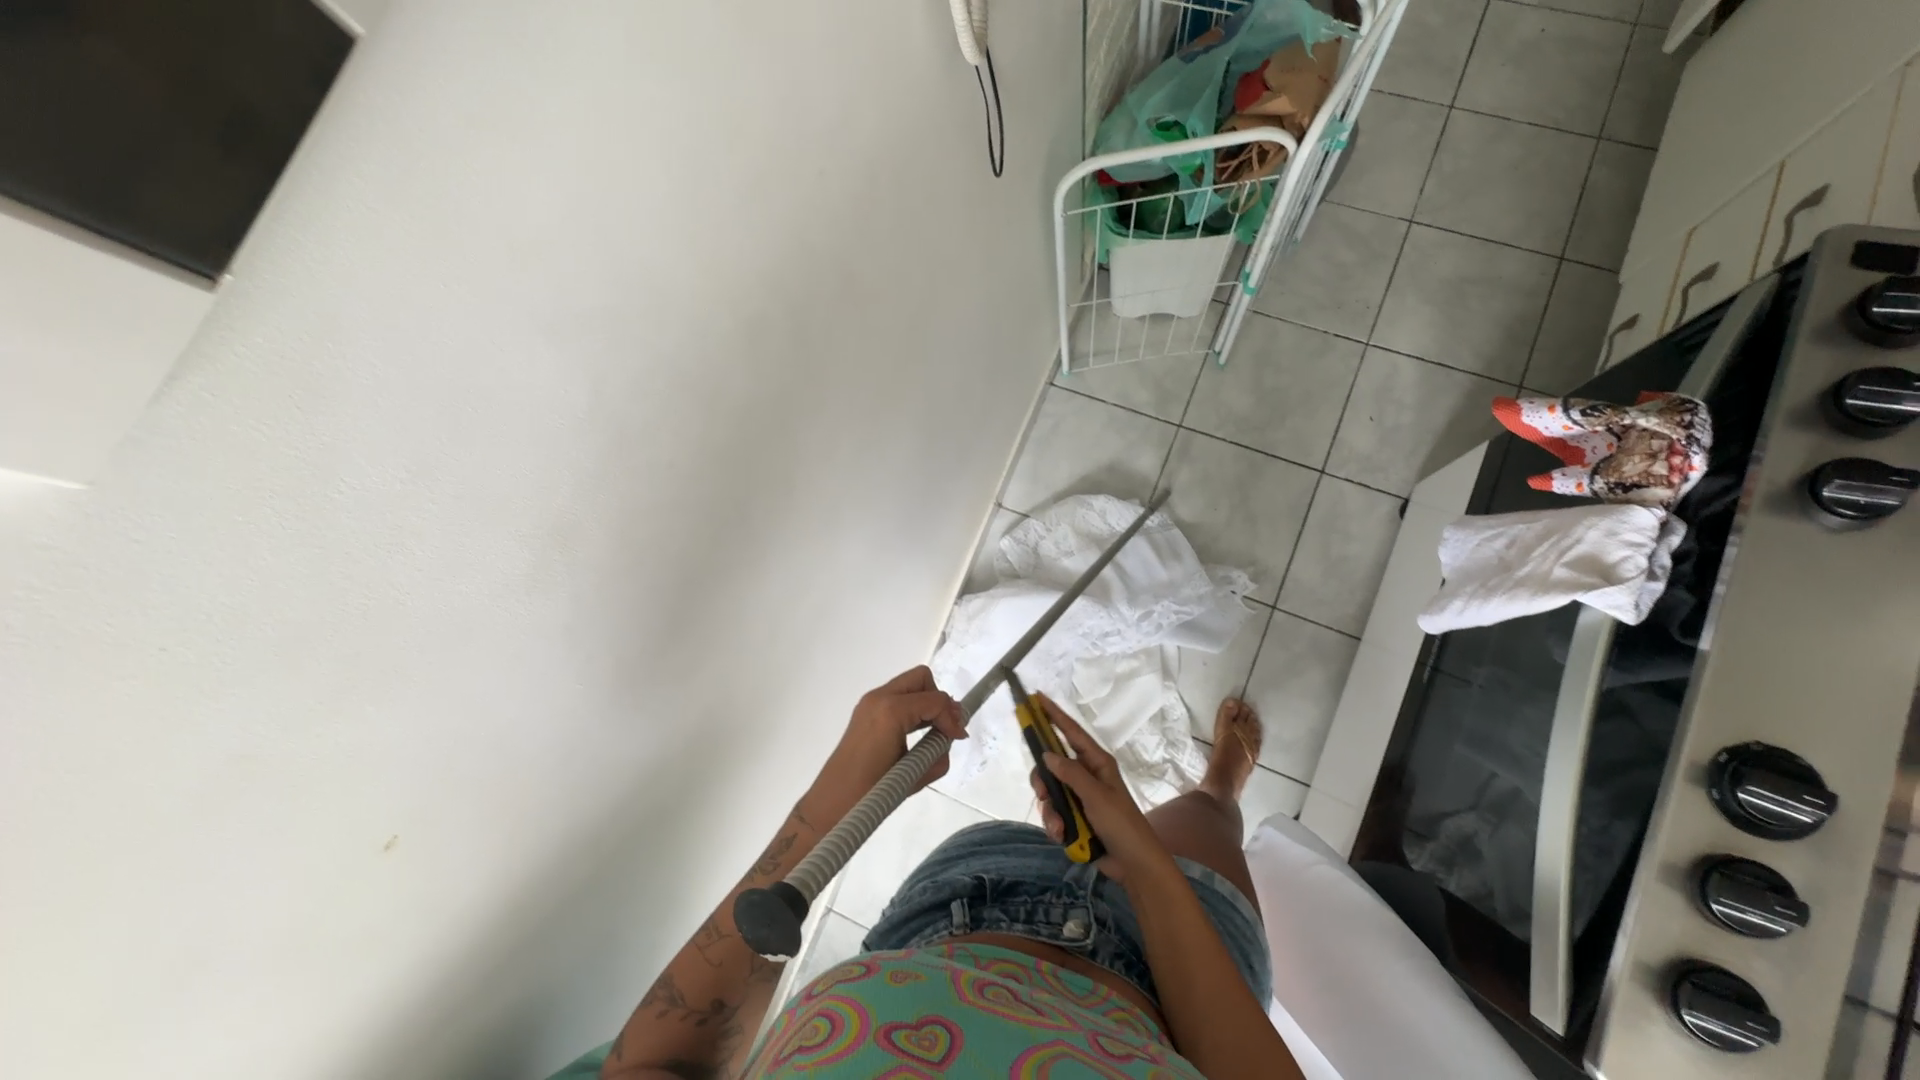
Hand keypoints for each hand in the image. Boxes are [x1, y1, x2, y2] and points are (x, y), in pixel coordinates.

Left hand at [816, 666, 967, 806]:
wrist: (833, 801)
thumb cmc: (873, 791)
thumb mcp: (915, 774)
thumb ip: (939, 752)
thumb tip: (949, 737)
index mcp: (892, 710)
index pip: (935, 700)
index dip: (952, 718)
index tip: (958, 738)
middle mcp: (879, 697)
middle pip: (921, 679)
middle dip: (938, 701)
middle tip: (948, 727)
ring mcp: (869, 702)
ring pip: (909, 686)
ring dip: (925, 704)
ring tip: (935, 732)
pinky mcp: (865, 711)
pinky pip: (897, 699)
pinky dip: (912, 709)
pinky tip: (916, 734)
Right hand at [1027, 694, 1173, 885]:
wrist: (1133, 863)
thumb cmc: (1121, 823)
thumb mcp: (1096, 796)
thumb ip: (1070, 773)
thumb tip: (1046, 753)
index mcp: (1095, 762)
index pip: (1070, 731)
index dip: (1053, 714)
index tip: (1036, 697)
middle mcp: (1085, 775)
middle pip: (1050, 765)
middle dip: (1043, 782)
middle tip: (1041, 793)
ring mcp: (1078, 797)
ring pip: (1049, 793)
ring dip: (1051, 812)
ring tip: (1061, 828)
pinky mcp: (1074, 817)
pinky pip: (1053, 813)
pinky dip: (1055, 825)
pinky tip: (1063, 837)